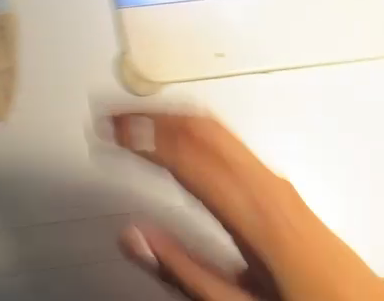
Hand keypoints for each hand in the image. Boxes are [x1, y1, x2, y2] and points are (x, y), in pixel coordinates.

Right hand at [106, 111, 383, 300]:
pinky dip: (190, 123)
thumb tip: (133, 234)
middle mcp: (263, 183)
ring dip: (168, 114)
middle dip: (150, 114)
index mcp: (252, 212)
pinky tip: (175, 128)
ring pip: (212, 125)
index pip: (185, 156)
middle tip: (109, 115)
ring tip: (132, 116)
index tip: (108, 130)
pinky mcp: (274, 180)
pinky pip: (226, 135)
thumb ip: (182, 269)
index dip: (142, 137)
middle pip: (198, 127)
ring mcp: (272, 177)